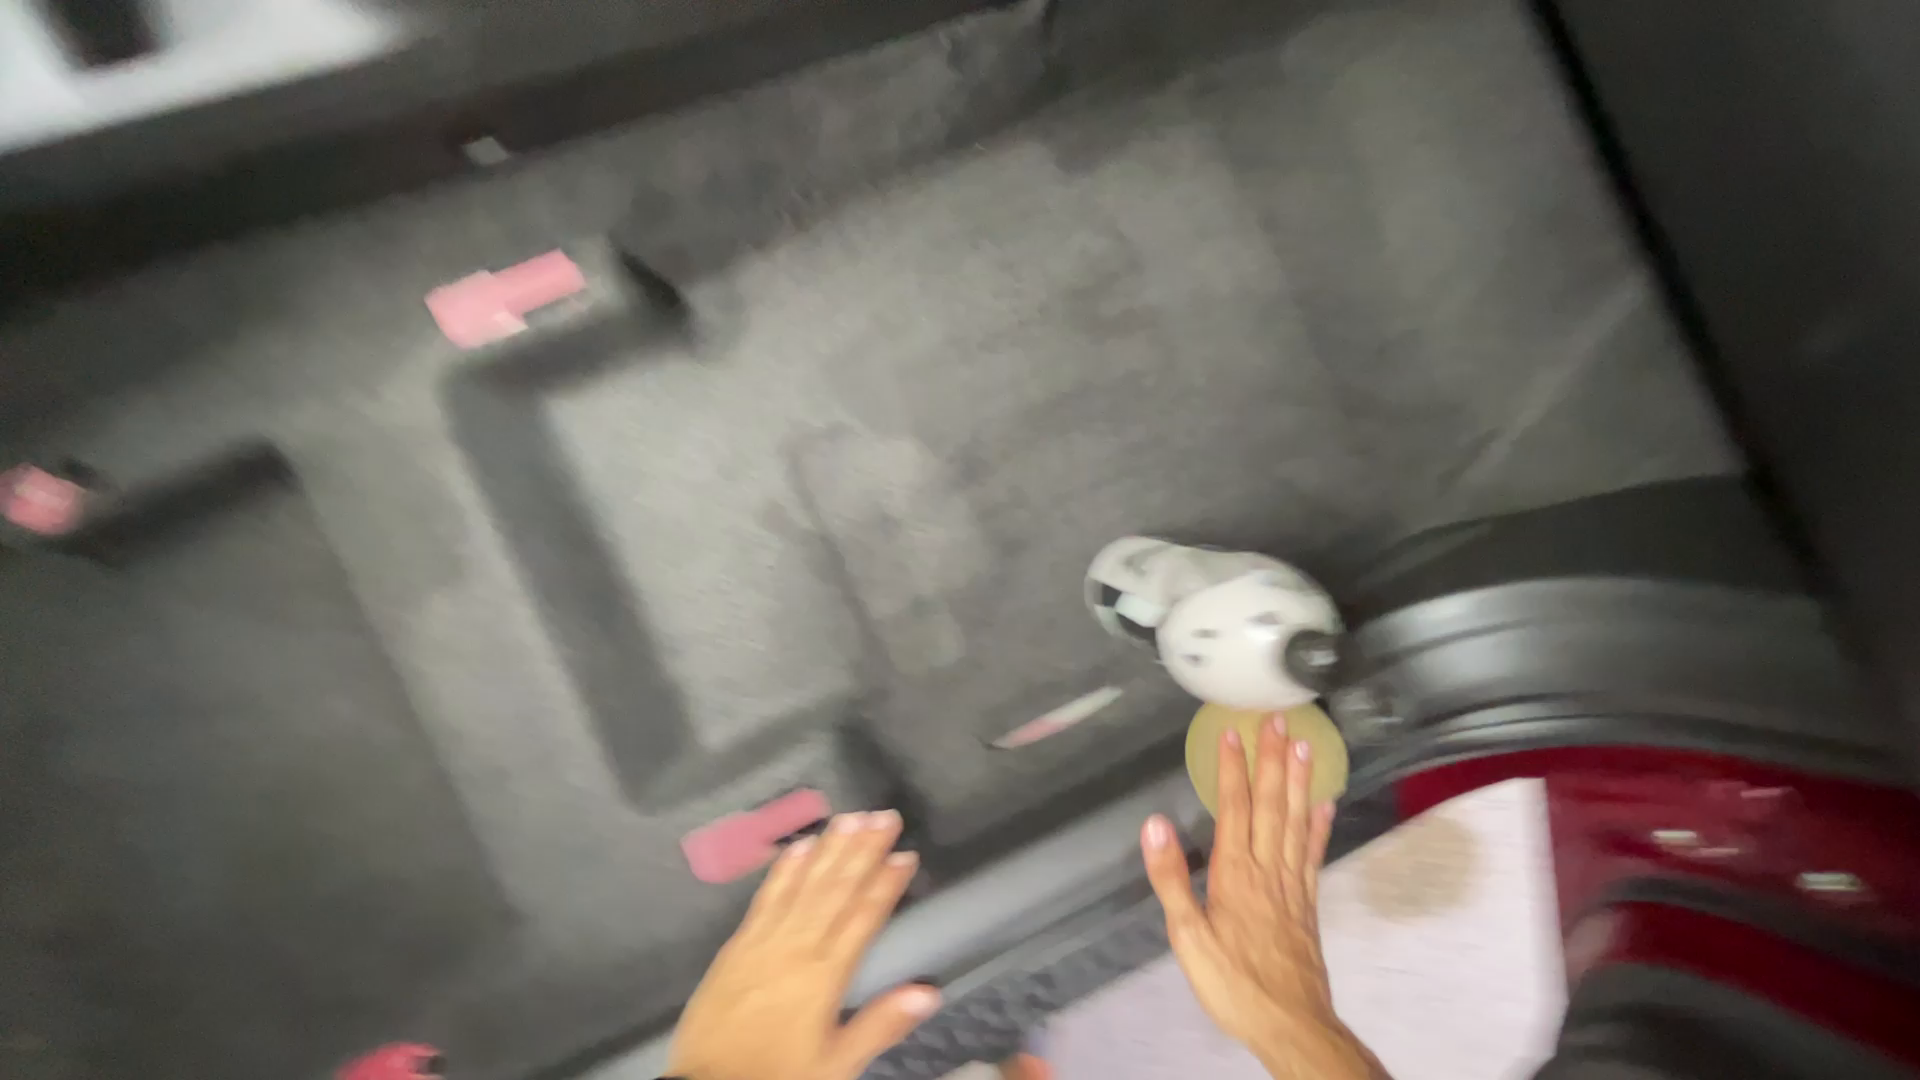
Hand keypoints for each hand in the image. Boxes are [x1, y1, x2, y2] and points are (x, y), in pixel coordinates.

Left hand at [668, 811, 939, 1079]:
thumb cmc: (778, 1077)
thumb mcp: (835, 1065)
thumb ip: (880, 1024)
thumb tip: (929, 991)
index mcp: (825, 974)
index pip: (863, 916)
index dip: (886, 883)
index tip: (906, 853)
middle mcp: (798, 945)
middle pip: (837, 888)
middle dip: (863, 850)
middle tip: (885, 815)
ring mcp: (765, 938)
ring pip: (804, 882)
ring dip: (830, 848)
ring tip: (851, 816)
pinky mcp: (738, 942)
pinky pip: (767, 894)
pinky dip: (785, 868)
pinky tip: (800, 845)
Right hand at [1140, 714, 1387, 1079]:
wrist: (1291, 1026)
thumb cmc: (1232, 981)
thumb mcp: (1187, 935)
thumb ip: (1171, 878)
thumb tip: (1154, 823)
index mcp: (1236, 871)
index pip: (1235, 807)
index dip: (1233, 768)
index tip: (1234, 732)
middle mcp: (1268, 868)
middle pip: (1272, 804)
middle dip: (1273, 759)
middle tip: (1279, 720)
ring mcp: (1293, 884)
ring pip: (1296, 820)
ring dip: (1299, 781)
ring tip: (1303, 745)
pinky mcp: (1307, 902)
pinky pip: (1313, 853)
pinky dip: (1319, 825)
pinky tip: (1324, 804)